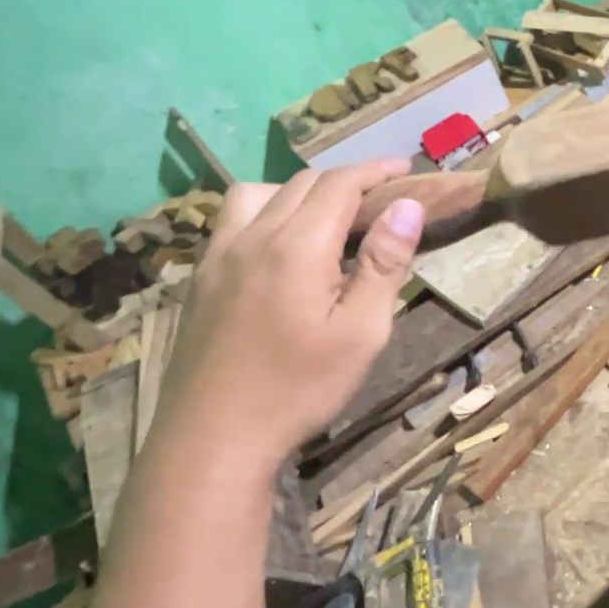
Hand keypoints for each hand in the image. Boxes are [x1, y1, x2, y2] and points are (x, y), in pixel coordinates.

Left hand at [158, 160, 425, 460]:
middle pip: (302, 182)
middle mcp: (251, 237)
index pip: (340, 184)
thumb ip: (384, 263)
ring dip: (301, 190)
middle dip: (347, 179)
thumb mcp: (362, 332)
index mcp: (296, 247)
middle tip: (384, 198)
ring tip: (329, 217)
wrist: (213, 439)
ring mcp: (218, 256)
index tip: (408, 169)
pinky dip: (267, 210)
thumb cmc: (300, 388)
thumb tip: (408, 206)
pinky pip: (232, 220)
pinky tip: (281, 246)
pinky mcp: (200, 278)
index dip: (376, 170)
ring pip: (259, 192)